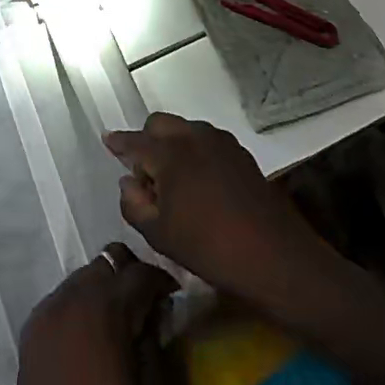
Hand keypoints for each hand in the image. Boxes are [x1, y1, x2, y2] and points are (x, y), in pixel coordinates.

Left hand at [7, 243, 180, 384]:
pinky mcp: (31, 324)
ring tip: (120, 322)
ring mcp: (47, 308)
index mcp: (104, 308)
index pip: (139, 272)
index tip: (174, 296)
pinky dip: (81, 304)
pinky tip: (91, 336)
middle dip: (130, 276)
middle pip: (107, 261)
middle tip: (147, 306)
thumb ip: (154, 340)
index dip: (162, 280)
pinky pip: (62, 297)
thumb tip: (154, 311)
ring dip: (104, 288)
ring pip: (82, 276)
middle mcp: (71, 296)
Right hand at [105, 113, 344, 310]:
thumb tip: (129, 182)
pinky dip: (195, 150)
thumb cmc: (209, 248)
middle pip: (159, 124)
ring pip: (185, 129)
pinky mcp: (242, 155)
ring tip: (174, 180)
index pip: (134, 141)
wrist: (277, 260)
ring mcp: (221, 143)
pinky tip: (200, 182)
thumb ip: (133, 203)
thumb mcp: (158, 234)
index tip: (107, 141)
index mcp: (168, 153)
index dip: (118, 142)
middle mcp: (193, 137)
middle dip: (147, 140)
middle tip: (146, 174)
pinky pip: (207, 141)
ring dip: (172, 143)